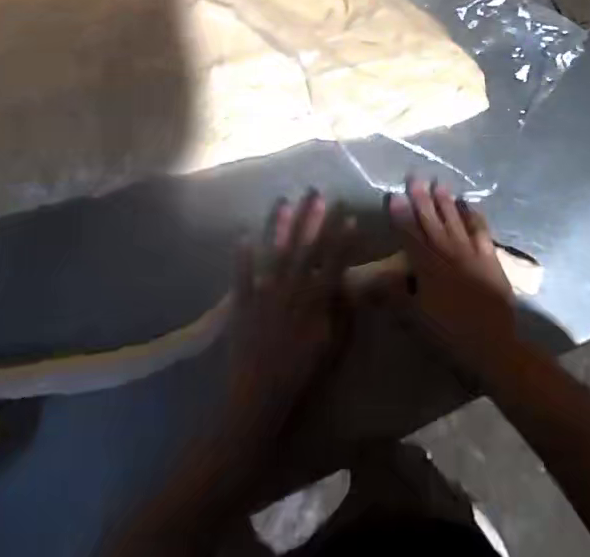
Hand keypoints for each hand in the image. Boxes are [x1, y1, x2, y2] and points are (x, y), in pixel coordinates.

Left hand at [225, 191, 350, 436]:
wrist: (259, 397)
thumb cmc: (301, 374)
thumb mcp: (331, 347)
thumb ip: (341, 314)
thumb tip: (348, 285)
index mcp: (314, 302)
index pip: (332, 263)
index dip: (342, 239)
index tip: (348, 216)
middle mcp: (290, 292)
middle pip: (305, 250)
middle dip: (314, 220)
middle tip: (318, 193)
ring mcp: (263, 296)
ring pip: (276, 255)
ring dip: (281, 227)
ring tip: (286, 201)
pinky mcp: (241, 305)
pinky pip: (241, 276)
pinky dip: (243, 256)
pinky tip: (245, 234)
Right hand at [386, 178, 518, 375]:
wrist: (493, 346)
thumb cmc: (449, 336)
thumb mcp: (415, 320)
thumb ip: (395, 295)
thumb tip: (374, 277)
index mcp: (427, 269)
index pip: (410, 237)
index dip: (401, 216)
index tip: (394, 195)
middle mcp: (449, 255)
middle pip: (433, 223)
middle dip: (422, 200)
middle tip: (415, 178)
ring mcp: (472, 255)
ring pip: (456, 222)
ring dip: (446, 203)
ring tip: (439, 185)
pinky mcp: (490, 259)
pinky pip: (481, 232)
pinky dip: (475, 217)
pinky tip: (469, 206)